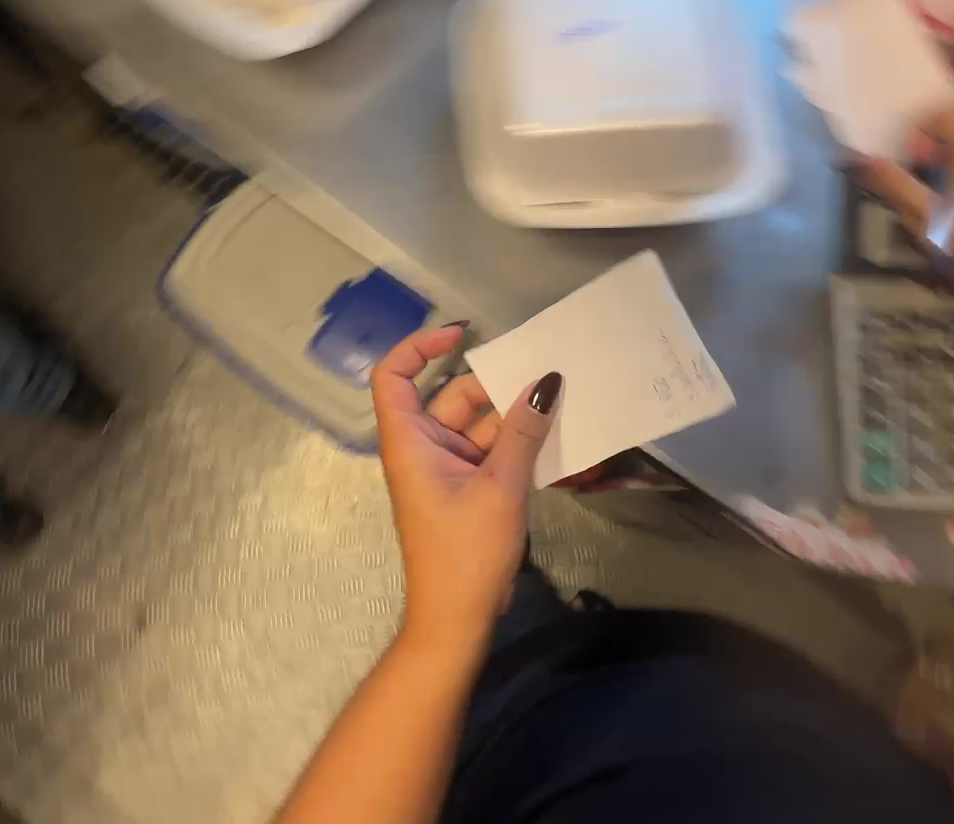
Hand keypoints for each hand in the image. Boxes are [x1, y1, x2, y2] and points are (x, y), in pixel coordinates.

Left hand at [371, 325, 559, 653]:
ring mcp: (446, 466)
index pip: (394, 376)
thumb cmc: (466, 552)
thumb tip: (547, 381)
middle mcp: (424, 446)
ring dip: (513, 414)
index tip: (461, 335)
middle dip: (495, 385)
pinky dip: (516, 439)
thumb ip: (523, 431)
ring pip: (478, 421)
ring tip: (560, 398)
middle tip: (545, 372)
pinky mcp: (467, 484)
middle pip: (452, 395)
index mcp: (410, 441)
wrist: (458, 618)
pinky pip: (490, 447)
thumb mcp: (500, 487)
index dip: (419, 347)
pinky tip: (553, 432)